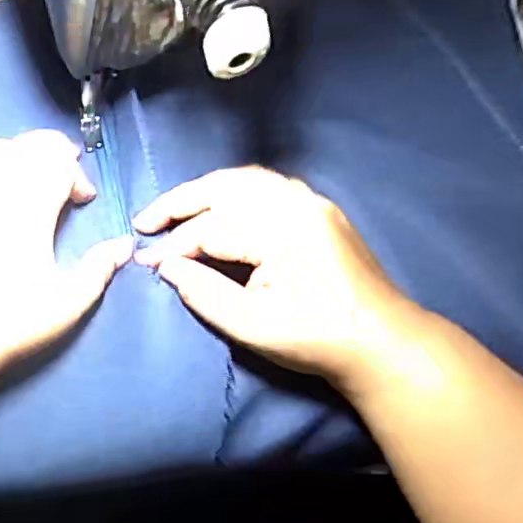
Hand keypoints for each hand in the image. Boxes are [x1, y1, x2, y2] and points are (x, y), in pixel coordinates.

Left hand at [0, 130, 132, 377]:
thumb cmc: (15, 325)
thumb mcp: (69, 304)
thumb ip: (99, 269)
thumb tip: (125, 244)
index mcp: (29, 215)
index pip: (54, 166)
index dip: (75, 174)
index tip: (86, 199)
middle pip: (18, 151)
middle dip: (46, 149)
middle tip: (64, 165)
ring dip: (6, 153)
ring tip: (24, 167)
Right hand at [133, 167, 428, 391]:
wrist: (380, 342)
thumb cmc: (314, 338)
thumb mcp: (250, 325)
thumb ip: (203, 293)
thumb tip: (166, 268)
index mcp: (281, 229)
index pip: (212, 229)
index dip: (173, 247)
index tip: (143, 263)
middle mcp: (297, 203)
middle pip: (227, 187)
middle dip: (181, 201)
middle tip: (145, 220)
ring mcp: (312, 204)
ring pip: (248, 181)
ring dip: (207, 192)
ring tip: (174, 210)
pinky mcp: (320, 213)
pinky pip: (268, 188)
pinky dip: (235, 193)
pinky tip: (219, 208)